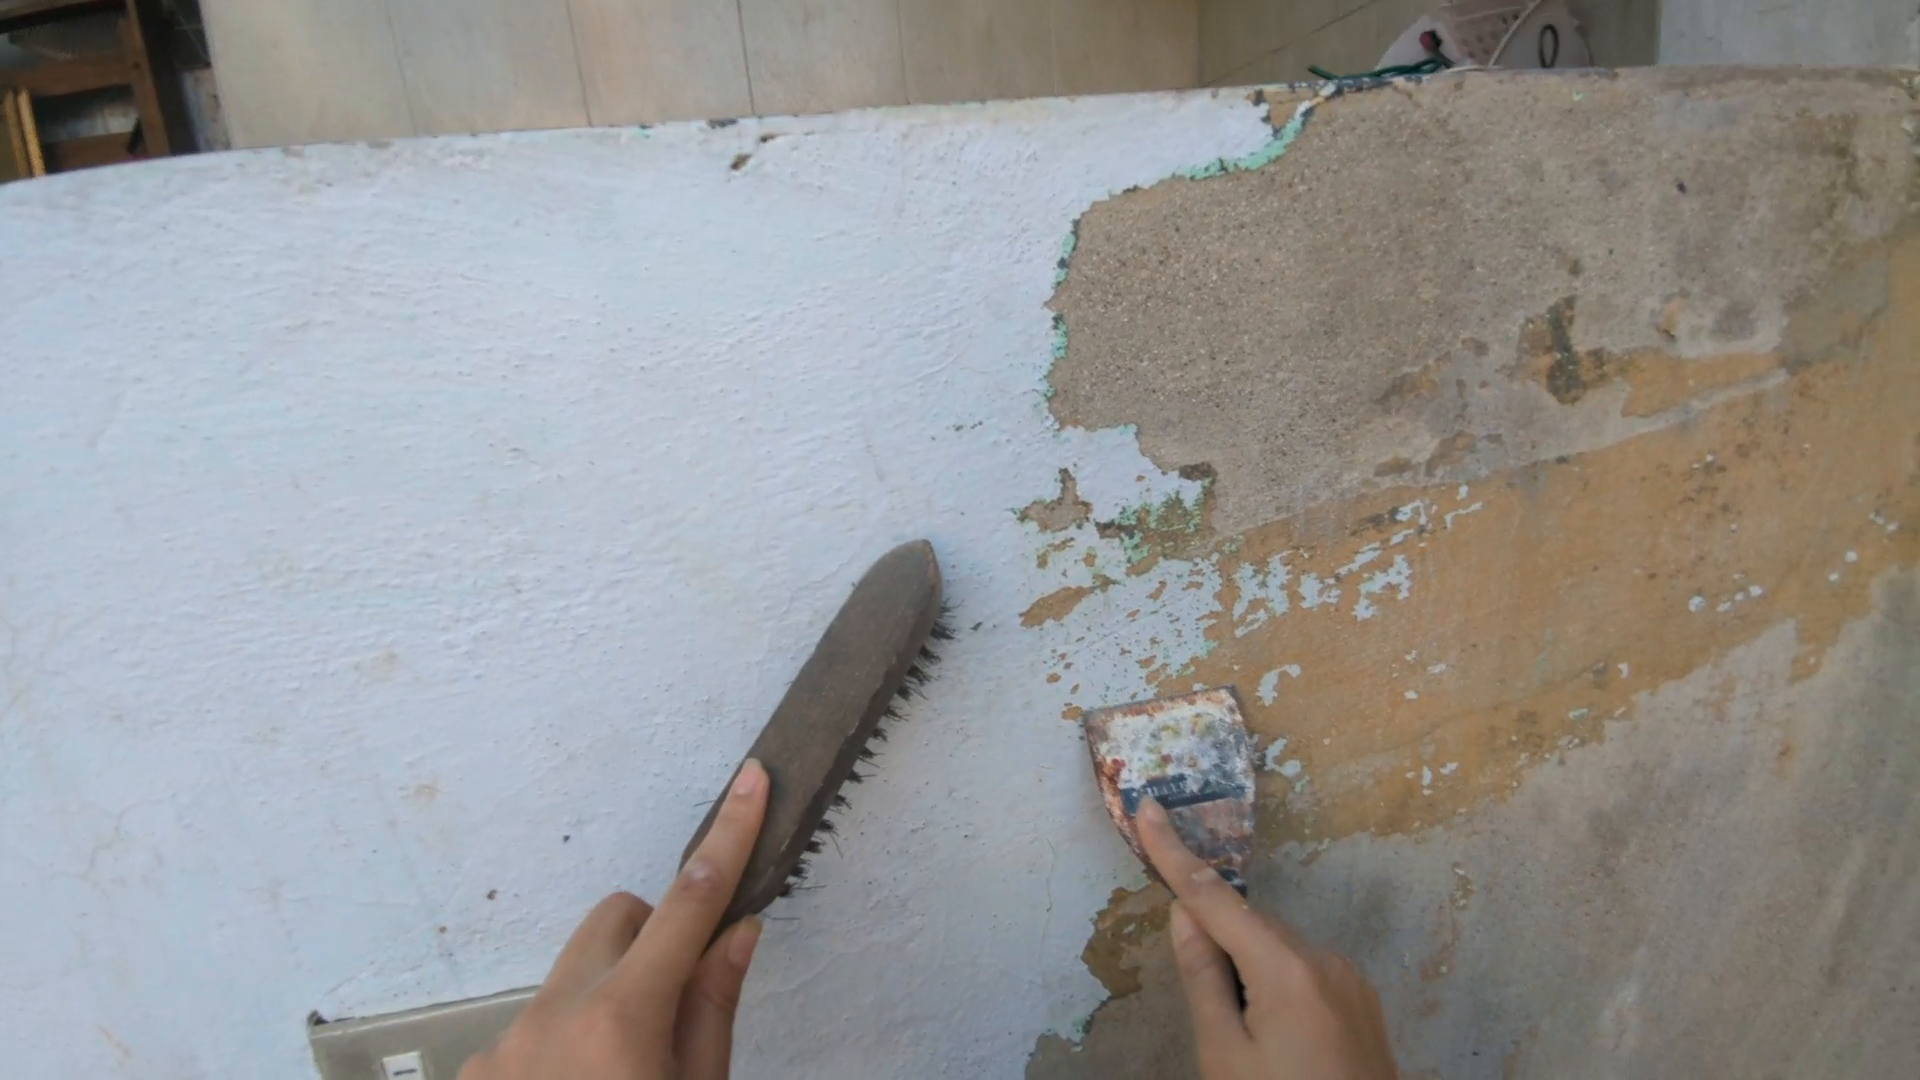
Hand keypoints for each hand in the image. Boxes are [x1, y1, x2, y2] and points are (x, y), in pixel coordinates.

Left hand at [460, 759, 770, 1079]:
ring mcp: (499, 1052)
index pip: (690, 902)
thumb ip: (714, 1008)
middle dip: (657, 931)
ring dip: (611, 992)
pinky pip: (537, 1024)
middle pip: (618, 916)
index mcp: (619, 1021)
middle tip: (680, 996)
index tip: (751, 776)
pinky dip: (567, 1039)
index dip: (728, 835)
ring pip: (575, 973)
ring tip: (619, 1076)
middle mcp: (548, 1020)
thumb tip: (736, 929)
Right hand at [1136, 798, 1398, 1079]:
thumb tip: (1185, 912)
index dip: (1174, 852)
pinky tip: (1281, 1038)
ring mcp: (1349, 978)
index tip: (1149, 809)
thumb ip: (1202, 976)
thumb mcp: (1225, 1056)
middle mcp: (1323, 957)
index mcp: (1287, 968)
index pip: (1214, 896)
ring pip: (1273, 947)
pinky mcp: (1361, 1000)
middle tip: (1214, 1014)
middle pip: (1247, 925)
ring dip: (1248, 968)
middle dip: (1218, 945)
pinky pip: (1301, 968)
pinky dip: (1276, 982)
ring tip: (1254, 1041)